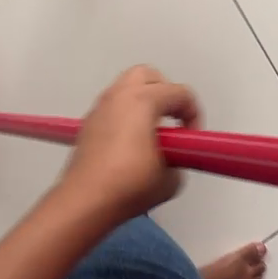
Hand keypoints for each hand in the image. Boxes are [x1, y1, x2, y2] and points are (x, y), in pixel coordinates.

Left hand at [60, 65, 199, 222]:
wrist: (84, 202)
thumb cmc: (130, 185)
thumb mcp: (171, 177)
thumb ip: (179, 157)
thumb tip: (171, 156)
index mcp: (144, 100)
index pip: (181, 93)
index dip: (193, 114)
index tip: (191, 140)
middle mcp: (120, 95)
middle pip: (149, 76)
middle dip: (166, 93)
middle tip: (171, 121)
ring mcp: (100, 107)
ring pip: (127, 88)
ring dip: (144, 102)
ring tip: (151, 132)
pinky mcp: (87, 123)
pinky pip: (113, 106)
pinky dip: (125, 115)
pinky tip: (129, 143)